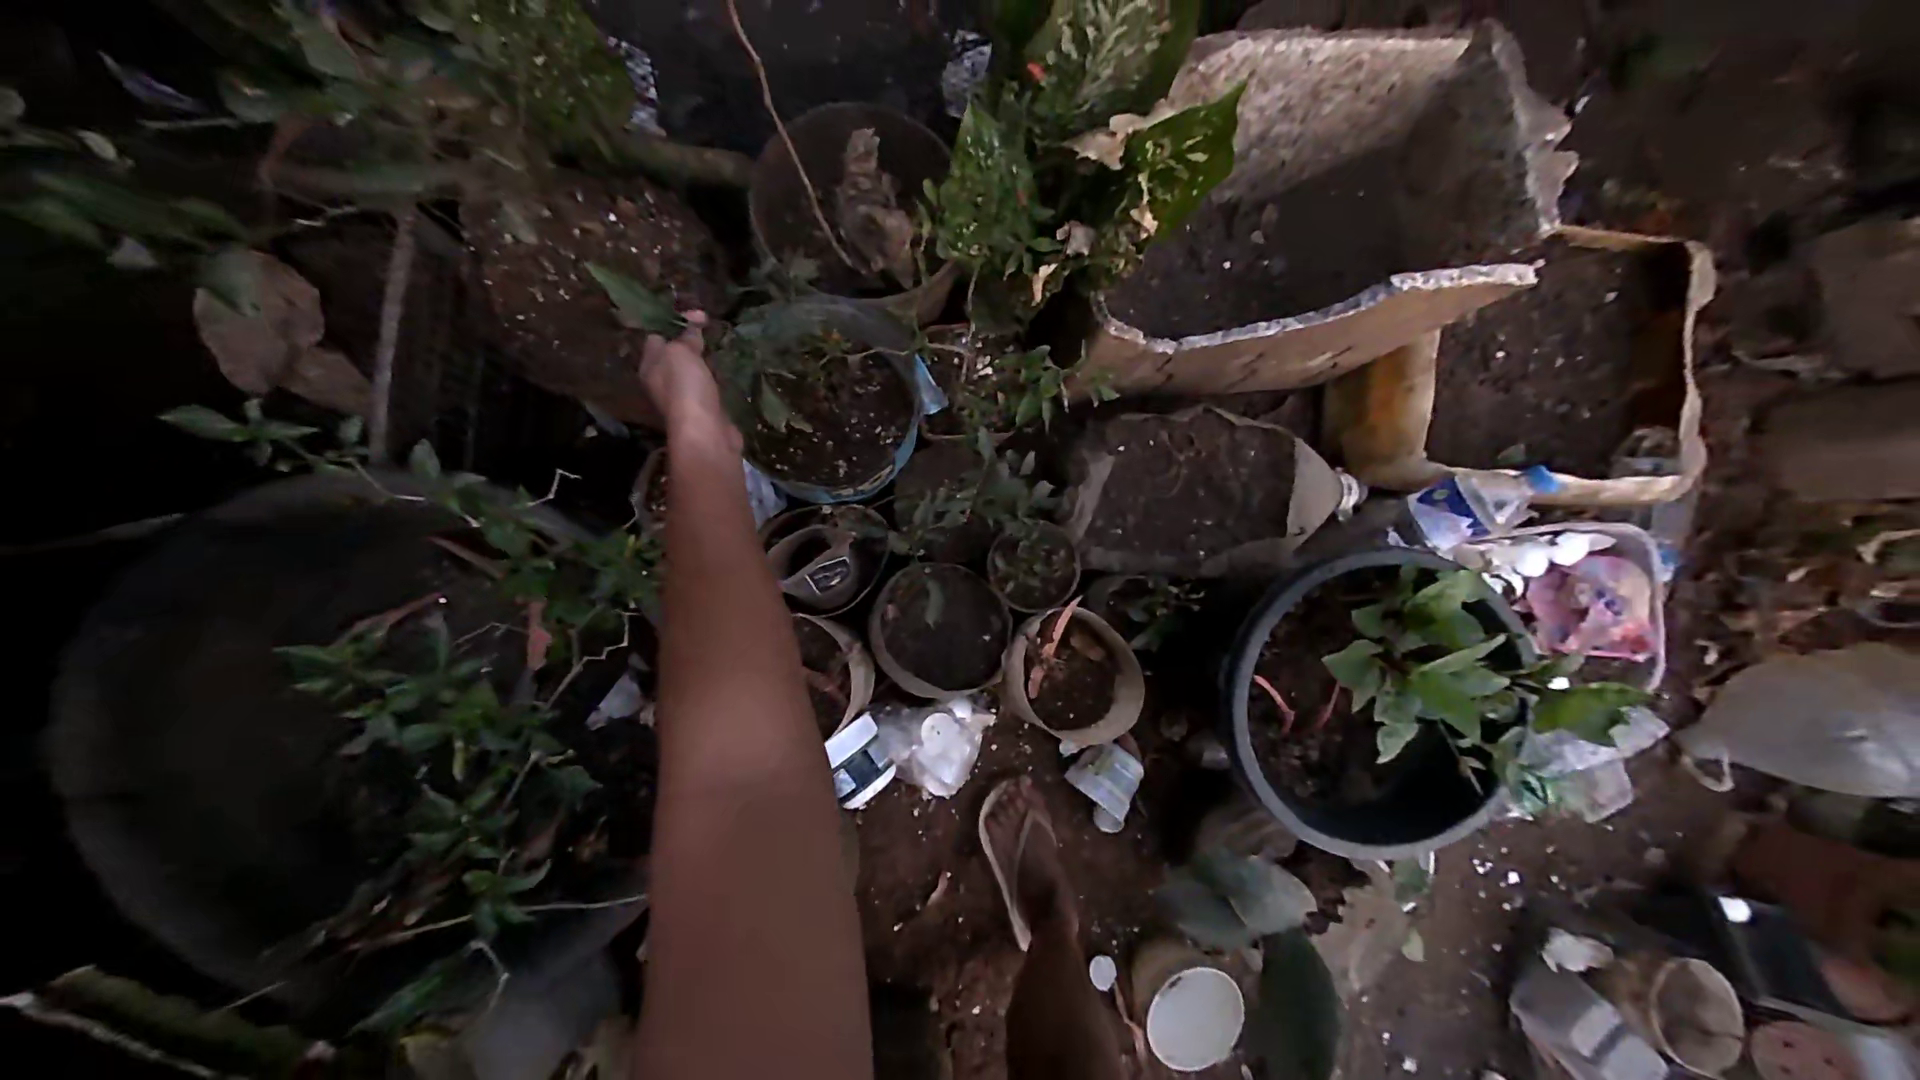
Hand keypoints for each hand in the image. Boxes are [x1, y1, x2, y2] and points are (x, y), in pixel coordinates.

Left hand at [640, 311, 735, 448]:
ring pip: (693, 371)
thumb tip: (692, 324)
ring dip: (705, 361)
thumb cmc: (685, 387)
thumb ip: (686, 336)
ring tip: (721, 346)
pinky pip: (708, 386)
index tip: (696, 315)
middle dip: (691, 342)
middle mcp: (661, 381)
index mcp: (649, 365)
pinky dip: (716, 378)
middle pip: (675, 354)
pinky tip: (726, 372)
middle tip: (710, 329)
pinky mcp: (704, 409)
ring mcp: (684, 397)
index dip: (674, 323)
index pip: (656, 336)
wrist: (705, 431)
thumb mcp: (681, 351)